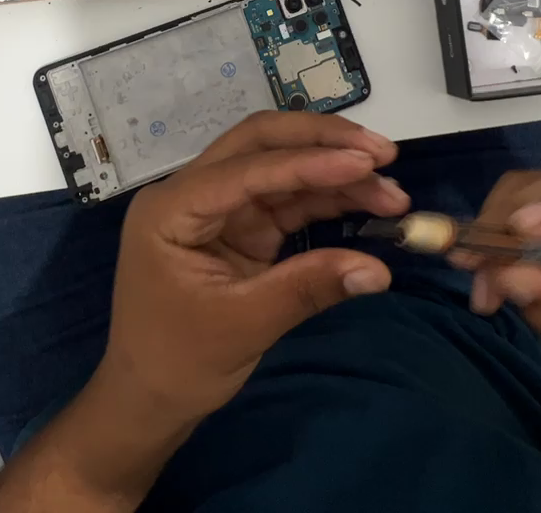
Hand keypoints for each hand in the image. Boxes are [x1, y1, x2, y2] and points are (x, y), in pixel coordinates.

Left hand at [92, 111, 409, 424]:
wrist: (149, 398)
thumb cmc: (178, 362)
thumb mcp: (243, 325)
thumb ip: (308, 288)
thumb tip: (379, 271)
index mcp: (172, 208)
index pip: (246, 170)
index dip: (308, 163)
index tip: (366, 163)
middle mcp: (192, 191)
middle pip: (261, 142)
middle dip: (323, 142)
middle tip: (383, 153)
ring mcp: (220, 204)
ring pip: (282, 166)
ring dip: (335, 172)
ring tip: (392, 191)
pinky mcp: (243, 222)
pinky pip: (289, 197)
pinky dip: (328, 197)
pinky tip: (367, 201)